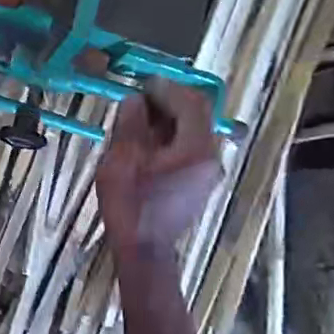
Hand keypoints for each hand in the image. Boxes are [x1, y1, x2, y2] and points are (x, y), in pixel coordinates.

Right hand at [96, 82, 223, 255]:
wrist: (143, 251)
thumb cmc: (130, 206)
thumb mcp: (122, 161)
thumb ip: (131, 125)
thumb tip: (135, 100)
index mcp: (196, 149)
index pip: (190, 103)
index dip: (167, 88)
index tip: (142, 82)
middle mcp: (211, 157)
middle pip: (198, 115)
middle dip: (170, 100)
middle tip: (141, 96)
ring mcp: (208, 171)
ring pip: (194, 130)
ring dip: (169, 118)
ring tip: (139, 117)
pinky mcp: (199, 182)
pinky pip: (190, 147)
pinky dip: (171, 136)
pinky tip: (147, 142)